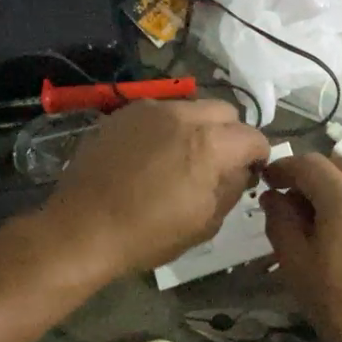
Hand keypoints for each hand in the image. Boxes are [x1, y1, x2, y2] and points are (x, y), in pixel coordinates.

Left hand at [43, 99, 270, 275]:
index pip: (253, 137)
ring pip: (191, 107)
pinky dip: (167, 128)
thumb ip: (232, 189)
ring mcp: (150, 109)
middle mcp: (183, 115)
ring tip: (183, 157)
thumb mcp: (206, 223)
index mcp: (210, 144)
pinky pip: (159, 112)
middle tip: (219, 163)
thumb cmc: (149, 234)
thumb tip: (241, 171)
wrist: (82, 228)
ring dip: (198, 127)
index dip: (258, 156)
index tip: (251, 173)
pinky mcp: (122, 114)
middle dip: (230, 134)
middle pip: (225, 111)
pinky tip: (152, 155)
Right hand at [261, 154, 341, 341]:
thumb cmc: (340, 308)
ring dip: (337, 185)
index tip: (268, 181)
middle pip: (339, 164)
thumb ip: (281, 222)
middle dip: (311, 175)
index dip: (284, 167)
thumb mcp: (296, 265)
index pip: (310, 164)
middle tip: (291, 200)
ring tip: (320, 216)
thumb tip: (274, 198)